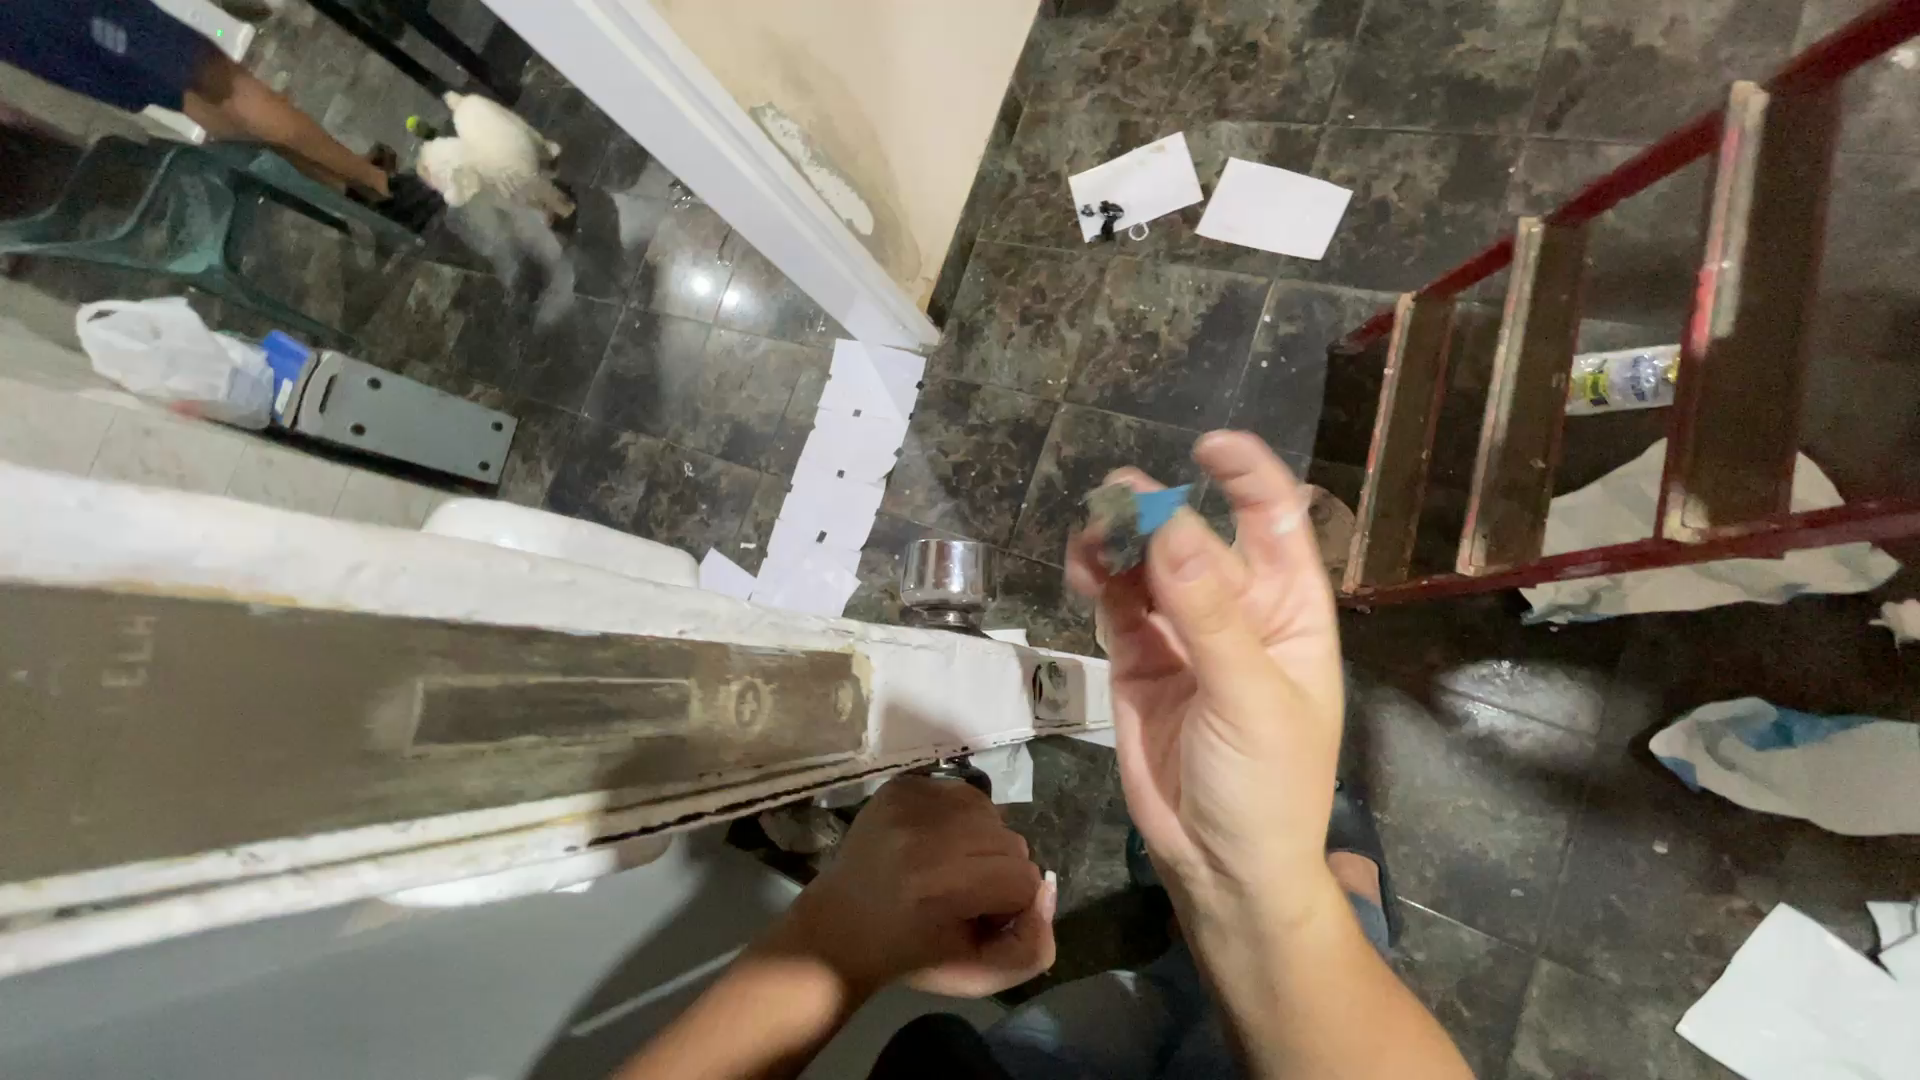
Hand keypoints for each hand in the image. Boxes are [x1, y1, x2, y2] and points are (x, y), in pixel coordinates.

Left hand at [762, 776, 1055, 998]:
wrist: (842, 924)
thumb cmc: (912, 954)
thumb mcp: (976, 976)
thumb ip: (1032, 946)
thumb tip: (1048, 888)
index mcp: (941, 887)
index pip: (1024, 879)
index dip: (1011, 903)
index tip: (981, 916)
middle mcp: (925, 836)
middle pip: (1011, 840)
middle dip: (1000, 869)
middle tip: (967, 891)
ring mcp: (910, 804)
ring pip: (990, 811)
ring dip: (983, 838)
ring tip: (954, 863)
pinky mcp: (901, 785)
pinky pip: (962, 790)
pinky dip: (960, 816)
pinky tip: (937, 840)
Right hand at [1067, 431, 1345, 925]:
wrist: (1217, 862)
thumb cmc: (1265, 784)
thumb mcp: (1249, 697)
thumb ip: (1209, 613)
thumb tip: (1174, 527)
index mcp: (1288, 611)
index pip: (1275, 523)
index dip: (1248, 476)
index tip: (1208, 446)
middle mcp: (1235, 609)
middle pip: (1196, 536)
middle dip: (1159, 510)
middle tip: (1115, 498)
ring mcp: (1181, 631)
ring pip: (1146, 564)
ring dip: (1117, 540)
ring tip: (1088, 535)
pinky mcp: (1136, 656)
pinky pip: (1114, 602)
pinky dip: (1096, 578)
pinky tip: (1081, 569)